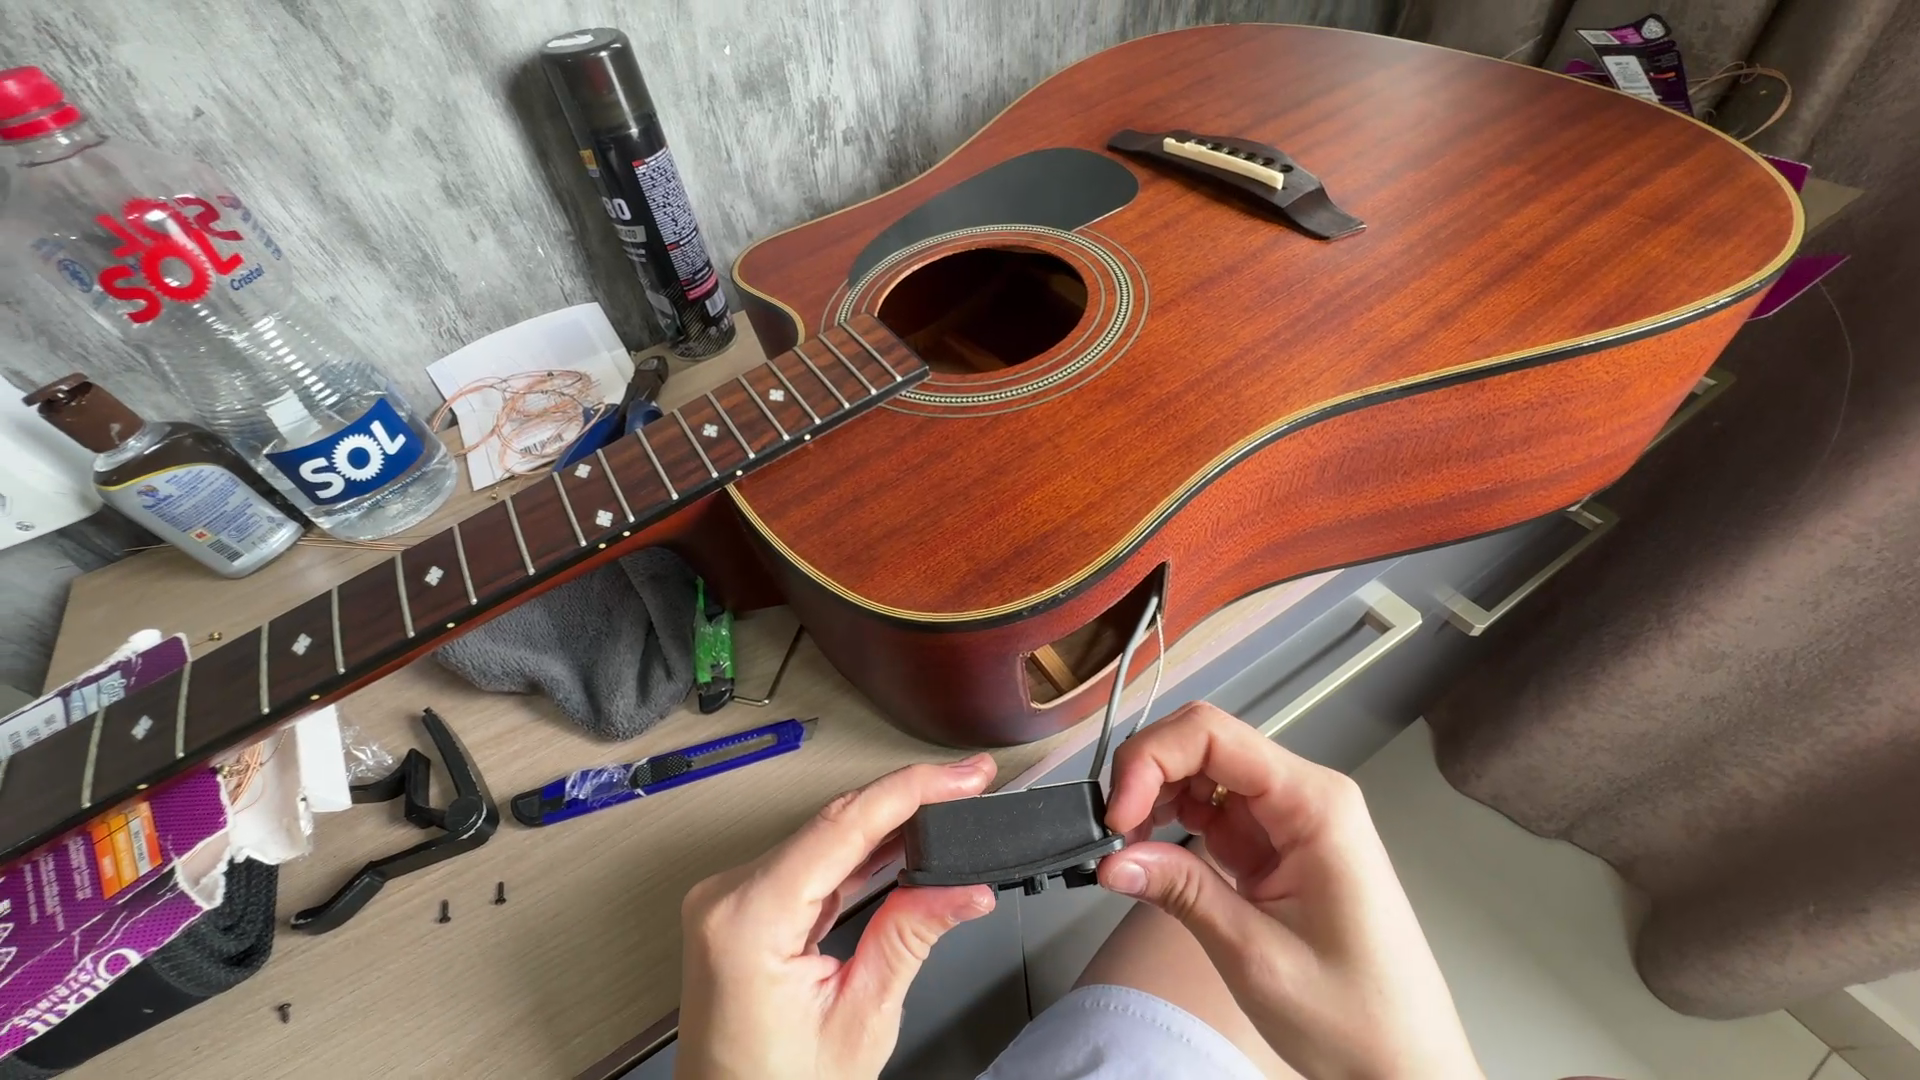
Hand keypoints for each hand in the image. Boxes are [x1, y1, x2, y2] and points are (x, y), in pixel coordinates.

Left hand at [676, 755, 997, 1079]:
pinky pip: (813, 858)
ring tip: (948, 802)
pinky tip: (904, 834)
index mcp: (749, 921)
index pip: (843, 826)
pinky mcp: (746, 903)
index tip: (961, 776)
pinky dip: (862, 846)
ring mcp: (733, 896)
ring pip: (827, 832)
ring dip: (891, 819)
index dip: (911, 791)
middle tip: (967, 783)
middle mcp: (729, 895)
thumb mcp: (859, 1021)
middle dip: (909, 798)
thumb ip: (910, 938)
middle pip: (835, 821)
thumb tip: (963, 889)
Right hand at [1098, 702, 1481, 1079]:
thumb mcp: (1255, 955)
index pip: (1213, 735)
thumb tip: (1109, 859)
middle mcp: (1302, 794)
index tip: (1117, 814)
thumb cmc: (1355, 1018)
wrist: (1403, 1067)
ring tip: (1129, 846)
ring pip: (1201, 770)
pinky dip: (1171, 819)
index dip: (1152, 760)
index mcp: (1314, 804)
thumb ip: (1180, 891)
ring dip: (1155, 796)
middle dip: (1148, 773)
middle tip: (1114, 831)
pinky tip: (1154, 852)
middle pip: (1204, 743)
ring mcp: (1286, 816)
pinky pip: (1209, 806)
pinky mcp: (1271, 841)